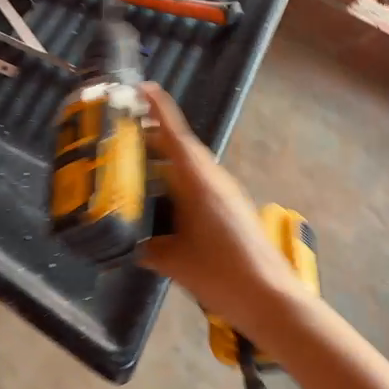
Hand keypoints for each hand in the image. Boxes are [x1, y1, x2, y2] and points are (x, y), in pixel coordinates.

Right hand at [134, 84, 310, 332]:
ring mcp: (225, 195)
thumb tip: (117, 243)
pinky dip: (175, 180)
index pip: (174, 135)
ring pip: (188, 166)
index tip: (140, 87)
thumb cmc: (221, 274)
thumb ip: (142, 246)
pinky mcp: (230, 211)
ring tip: (133, 162)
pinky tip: (158, 198)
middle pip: (180, 147)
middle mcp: (213, 180)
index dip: (157, 109)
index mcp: (198, 181)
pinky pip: (196, 183)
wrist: (272, 301)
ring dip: (164, 159)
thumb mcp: (171, 261)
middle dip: (152, 136)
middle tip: (120, 132)